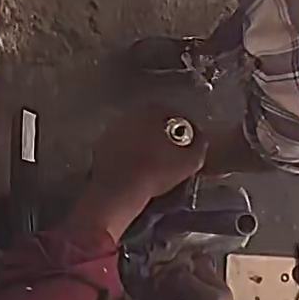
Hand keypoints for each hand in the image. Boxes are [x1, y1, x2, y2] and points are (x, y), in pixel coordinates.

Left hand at [65, 105, 207, 240]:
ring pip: (134, 135)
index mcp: (153, 109)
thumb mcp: (191, 159)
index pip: (176, 116)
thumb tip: (198, 140)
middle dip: (162, 137)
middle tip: (173, 156)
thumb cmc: (158, 170)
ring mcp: (111, 130)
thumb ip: (198, 144)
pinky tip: (135, 171)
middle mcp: (130, 114)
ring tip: (154, 165)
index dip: (185, 132)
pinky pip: (120, 150)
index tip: (189, 147)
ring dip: (144, 146)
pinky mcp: (99, 148)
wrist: (119, 190)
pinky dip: (128, 157)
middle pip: (152, 124)